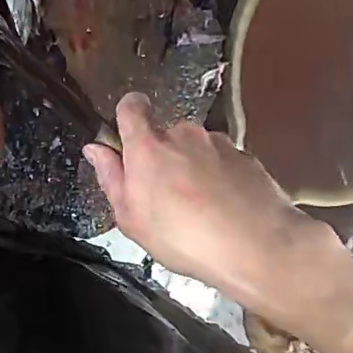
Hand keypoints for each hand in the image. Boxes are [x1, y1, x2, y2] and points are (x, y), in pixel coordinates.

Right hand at [84, 93, 337, 309]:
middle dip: (163, 160)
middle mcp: (183, 135)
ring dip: (193, 171)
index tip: (128, 133)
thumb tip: (96, 150)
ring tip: (198, 211)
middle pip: (165, 137)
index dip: (128, 114)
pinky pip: (222, 162)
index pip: (131, 107)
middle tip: (165, 199)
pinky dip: (219, 179)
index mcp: (148, 148)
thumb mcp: (132, 218)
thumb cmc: (185, 238)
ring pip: (195, 151)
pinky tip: (223, 210)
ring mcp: (218, 143)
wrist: (256, 246)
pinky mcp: (245, 156)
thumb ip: (111, 178)